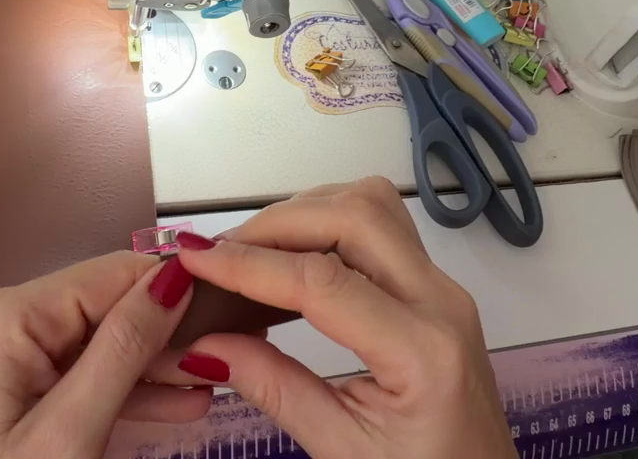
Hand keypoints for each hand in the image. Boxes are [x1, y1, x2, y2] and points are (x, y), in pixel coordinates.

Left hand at [0, 251, 212, 457]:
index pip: (116, 273)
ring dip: (158, 363)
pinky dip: (128, 390)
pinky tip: (179, 403)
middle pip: (111, 305)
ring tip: (218, 375)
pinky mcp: (17, 394)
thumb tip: (175, 277)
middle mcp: (10, 322)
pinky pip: (84, 377)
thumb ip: (123, 350)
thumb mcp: (67, 435)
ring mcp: (12, 359)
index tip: (231, 300)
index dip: (175, 284)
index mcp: (14, 316)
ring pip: (103, 344)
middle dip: (170, 328)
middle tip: (234, 346)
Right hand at [174, 177, 514, 458]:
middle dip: (277, 222)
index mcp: (423, 352)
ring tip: (253, 248)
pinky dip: (329, 217)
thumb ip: (273, 389)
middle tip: (220, 250)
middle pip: (354, 215)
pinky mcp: (433, 282)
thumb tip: (203, 345)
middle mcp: (440, 300)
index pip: (322, 280)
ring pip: (371, 203)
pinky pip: (380, 221)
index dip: (251, 264)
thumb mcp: (343, 454)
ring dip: (306, 210)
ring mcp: (442, 284)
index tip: (195, 257)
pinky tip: (294, 250)